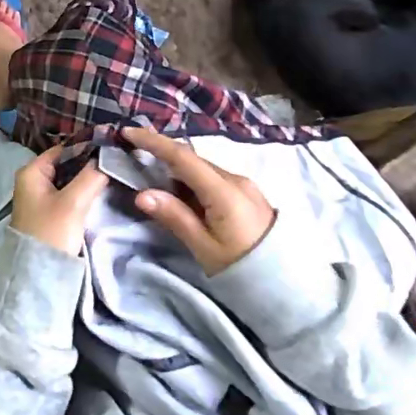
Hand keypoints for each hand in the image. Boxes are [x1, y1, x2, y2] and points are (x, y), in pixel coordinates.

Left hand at [10, 145, 109, 255]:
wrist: (38, 276)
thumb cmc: (51, 233)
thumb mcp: (73, 202)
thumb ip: (92, 176)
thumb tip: (109, 157)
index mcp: (31, 172)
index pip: (64, 149)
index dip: (87, 146)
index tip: (113, 146)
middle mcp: (33, 181)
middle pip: (67, 164)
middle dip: (90, 162)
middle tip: (118, 159)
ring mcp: (41, 198)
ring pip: (70, 179)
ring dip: (89, 178)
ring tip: (114, 173)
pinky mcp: (50, 213)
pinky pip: (69, 194)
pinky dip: (84, 191)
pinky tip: (102, 191)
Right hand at [123, 127, 275, 274]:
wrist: (286, 282)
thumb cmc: (242, 268)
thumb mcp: (204, 248)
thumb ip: (175, 217)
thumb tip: (143, 195)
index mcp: (223, 191)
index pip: (183, 157)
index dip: (154, 142)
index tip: (128, 132)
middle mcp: (234, 179)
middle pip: (192, 160)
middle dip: (162, 155)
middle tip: (134, 157)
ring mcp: (243, 184)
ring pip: (202, 169)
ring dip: (177, 170)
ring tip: (153, 179)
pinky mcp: (247, 193)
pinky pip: (213, 178)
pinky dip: (192, 181)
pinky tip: (180, 194)